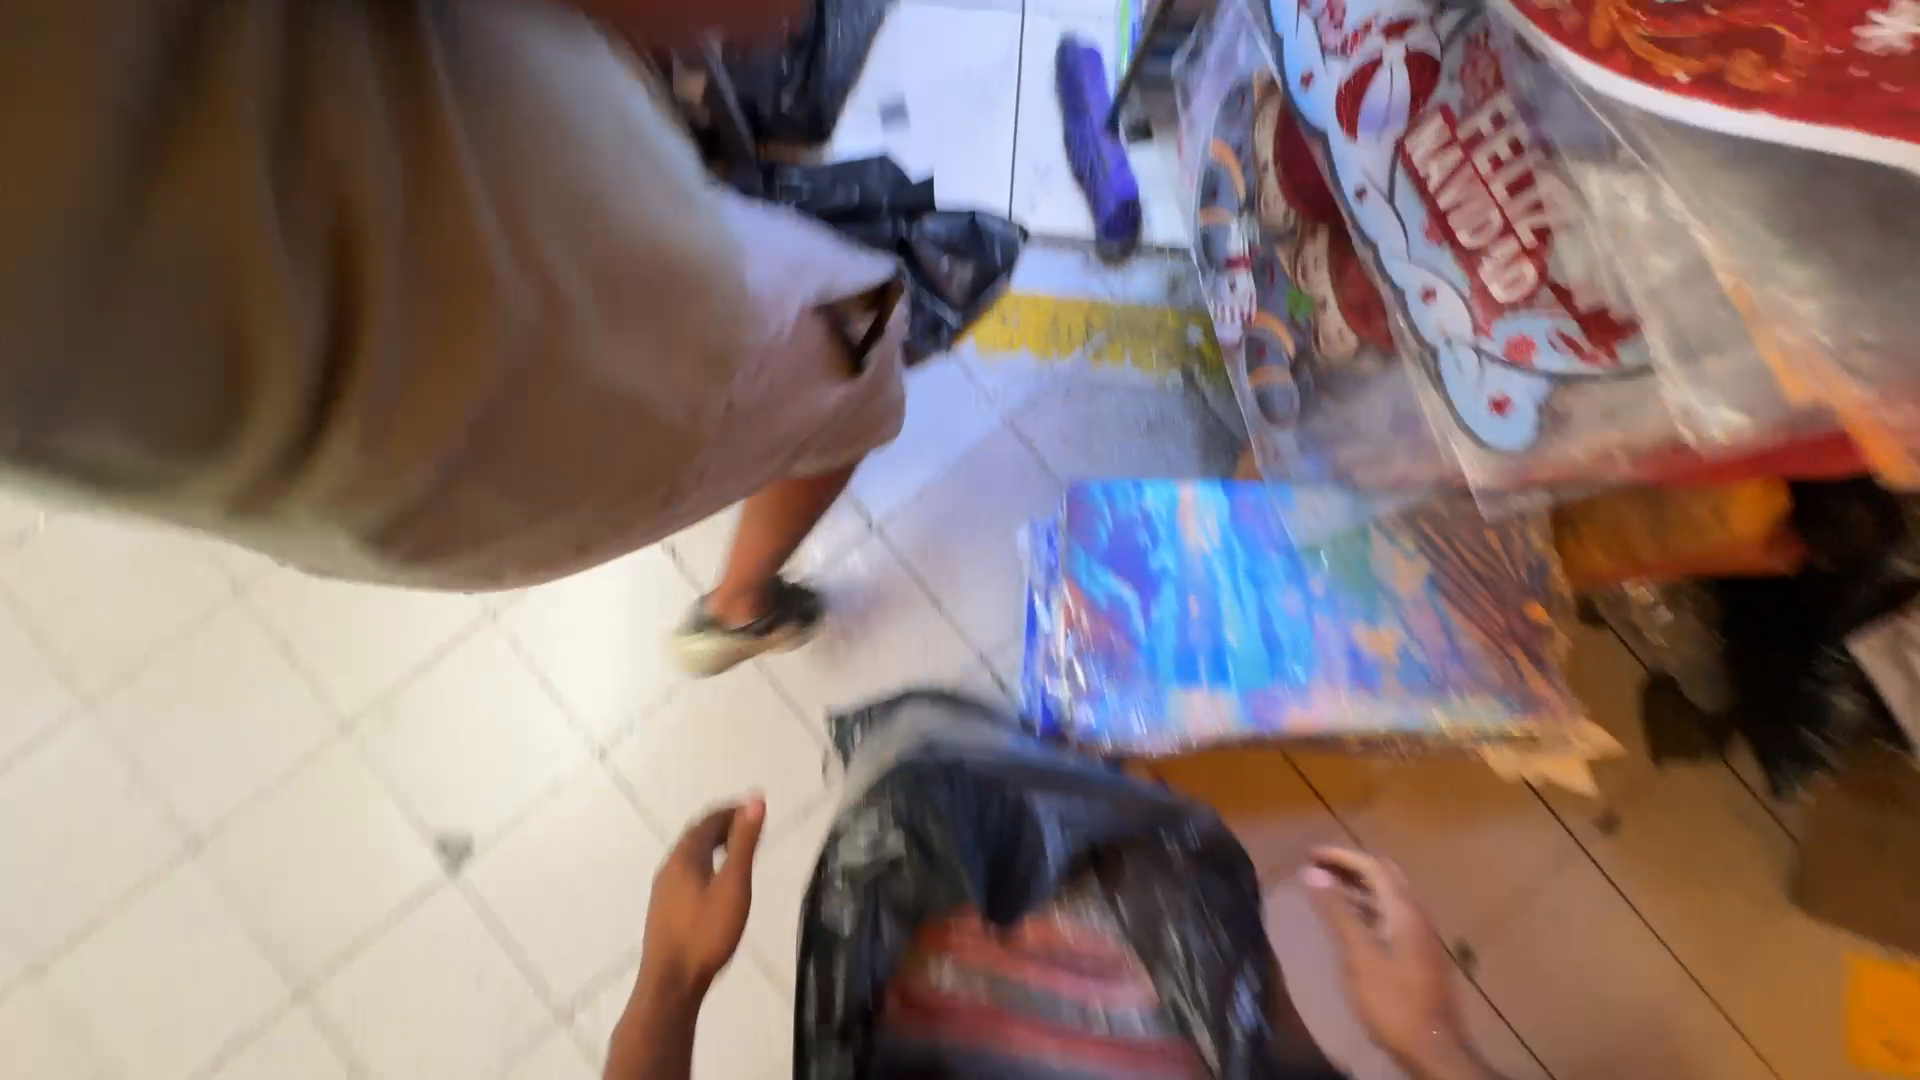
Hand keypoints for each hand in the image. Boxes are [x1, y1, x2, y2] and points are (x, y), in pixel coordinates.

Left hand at [641, 797, 765, 996]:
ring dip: (714, 844)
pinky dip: (706, 863)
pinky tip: (717, 882)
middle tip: (751, 827)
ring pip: (690, 855)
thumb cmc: (707, 932)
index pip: (709, 820)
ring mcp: (663, 890)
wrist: (670, 986)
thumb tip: (755, 800)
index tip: (756, 811)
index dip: (733, 810)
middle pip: (697, 835)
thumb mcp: (734, 884)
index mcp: (685, 856)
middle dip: (724, 825)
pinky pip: (686, 872)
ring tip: (738, 850)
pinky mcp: (663, 910)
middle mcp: (669, 867)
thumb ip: (744, 842)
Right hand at [1301, 847, 1482, 1078]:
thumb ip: (1335, 910)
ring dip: (1358, 885)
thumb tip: (1311, 871)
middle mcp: (1417, 915)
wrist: (1435, 1053)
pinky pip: (1390, 913)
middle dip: (1351, 865)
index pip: (1373, 866)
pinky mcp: (1418, 954)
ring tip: (1326, 887)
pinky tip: (1348, 919)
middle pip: (1385, 875)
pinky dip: (1366, 905)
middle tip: (1319, 866)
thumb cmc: (1393, 1001)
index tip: (1310, 855)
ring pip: (1388, 895)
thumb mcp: (1358, 955)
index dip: (1340, 855)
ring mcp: (1420, 936)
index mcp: (1404, 911)